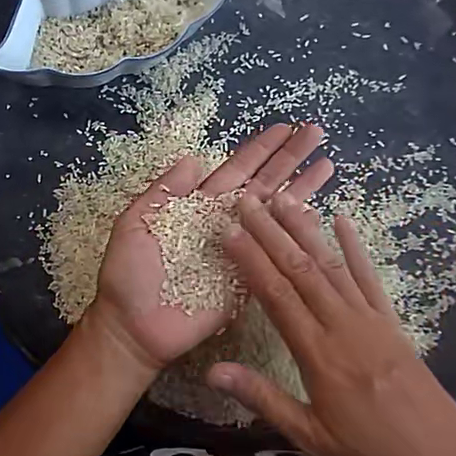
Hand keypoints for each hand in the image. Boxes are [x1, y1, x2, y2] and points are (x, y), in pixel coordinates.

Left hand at [86, 123, 333, 375]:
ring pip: (276, 215)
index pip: (235, 172)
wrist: (131, 327)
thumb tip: (193, 158)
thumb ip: (164, 192)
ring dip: (302, 190)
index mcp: (197, 208)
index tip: (283, 128)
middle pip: (263, 185)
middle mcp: (224, 225)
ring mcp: (240, 252)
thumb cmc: (128, 275)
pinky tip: (318, 214)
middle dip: (289, 159)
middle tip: (315, 133)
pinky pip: (276, 255)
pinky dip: (297, 235)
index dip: (259, 150)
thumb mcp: (135, 224)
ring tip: (327, 164)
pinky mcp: (248, 282)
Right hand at [207, 193, 455, 455]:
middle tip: (248, 201)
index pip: (276, 295)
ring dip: (306, 230)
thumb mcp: (310, 437)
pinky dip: (355, 248)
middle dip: (271, 232)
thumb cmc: (373, 455)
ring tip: (284, 200)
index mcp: (318, 353)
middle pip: (301, 269)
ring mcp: (371, 321)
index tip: (229, 231)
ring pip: (332, 265)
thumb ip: (262, 398)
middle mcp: (344, 326)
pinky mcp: (392, 324)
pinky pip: (369, 279)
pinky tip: (342, 222)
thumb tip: (212, 371)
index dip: (251, 260)